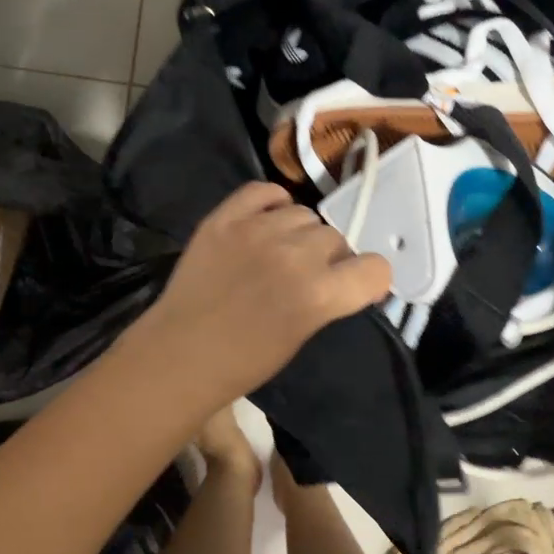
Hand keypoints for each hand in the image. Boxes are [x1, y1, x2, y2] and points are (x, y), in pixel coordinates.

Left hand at [125, 182, 391, 404]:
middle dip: (329, 257)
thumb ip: (326, 300)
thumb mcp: (301, 335)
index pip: (374, 268)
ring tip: (279, 251)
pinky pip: (262, 191)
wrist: (179, 354)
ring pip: (303, 213)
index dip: (368, 279)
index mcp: (318, 295)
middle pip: (334, 237)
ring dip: (299, 232)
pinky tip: (264, 222)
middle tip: (307, 274)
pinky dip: (271, 203)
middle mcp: (293, 255)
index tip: (356, 286)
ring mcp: (256, 231)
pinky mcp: (223, 219)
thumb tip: (340, 278)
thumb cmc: (242, 362)